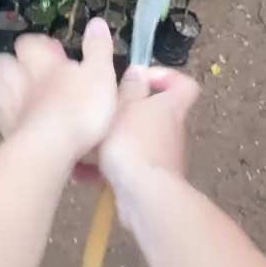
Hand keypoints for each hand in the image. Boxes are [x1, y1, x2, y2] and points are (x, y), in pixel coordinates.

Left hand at [0, 17, 119, 164]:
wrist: (48, 149)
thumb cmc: (79, 107)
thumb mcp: (100, 74)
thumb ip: (98, 48)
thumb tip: (97, 22)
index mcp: (38, 60)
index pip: (27, 42)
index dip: (39, 45)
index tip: (56, 55)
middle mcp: (17, 77)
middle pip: (5, 62)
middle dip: (17, 65)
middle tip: (39, 76)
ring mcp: (7, 104)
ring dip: (9, 89)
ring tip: (29, 98)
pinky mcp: (4, 130)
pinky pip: (2, 115)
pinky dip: (11, 115)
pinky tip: (27, 123)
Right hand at [99, 65, 199, 206]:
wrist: (143, 195)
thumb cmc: (132, 142)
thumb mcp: (124, 106)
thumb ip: (131, 87)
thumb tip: (139, 71)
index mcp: (169, 108)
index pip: (185, 85)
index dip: (166, 77)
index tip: (139, 79)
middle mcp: (170, 131)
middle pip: (153, 114)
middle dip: (125, 112)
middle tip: (102, 111)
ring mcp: (161, 157)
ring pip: (136, 140)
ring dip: (111, 141)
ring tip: (85, 144)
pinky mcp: (149, 180)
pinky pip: (126, 166)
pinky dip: (105, 168)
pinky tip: (81, 172)